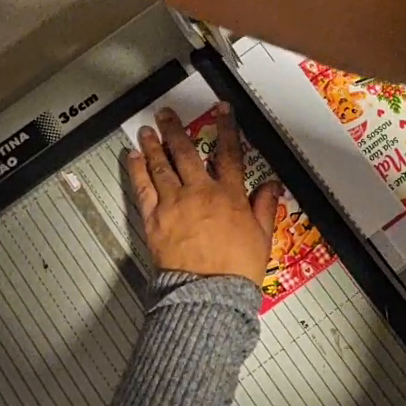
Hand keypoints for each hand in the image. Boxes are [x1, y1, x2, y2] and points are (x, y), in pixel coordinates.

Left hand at [127, 104, 281, 285]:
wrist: (208, 295)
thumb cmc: (236, 271)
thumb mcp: (262, 238)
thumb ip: (265, 207)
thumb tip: (273, 186)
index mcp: (229, 196)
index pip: (228, 153)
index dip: (226, 128)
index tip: (222, 110)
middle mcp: (199, 193)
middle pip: (186, 152)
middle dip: (175, 130)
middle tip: (166, 115)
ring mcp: (174, 203)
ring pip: (161, 165)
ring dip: (153, 145)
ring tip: (146, 130)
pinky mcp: (154, 218)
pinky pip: (143, 188)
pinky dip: (137, 170)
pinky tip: (133, 158)